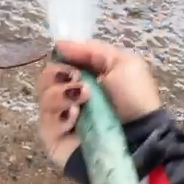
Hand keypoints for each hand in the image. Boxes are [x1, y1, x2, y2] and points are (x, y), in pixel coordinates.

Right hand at [37, 41, 162, 166]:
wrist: (140, 138)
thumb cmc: (135, 99)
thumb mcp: (123, 63)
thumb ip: (91, 50)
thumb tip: (59, 44)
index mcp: (85, 78)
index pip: (59, 62)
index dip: (62, 59)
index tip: (73, 62)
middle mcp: (70, 97)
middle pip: (45, 78)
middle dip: (59, 75)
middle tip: (78, 79)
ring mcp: (61, 118)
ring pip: (43, 98)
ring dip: (61, 94)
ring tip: (83, 99)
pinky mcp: (55, 139)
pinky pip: (45, 122)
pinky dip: (59, 116)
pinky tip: (74, 117)